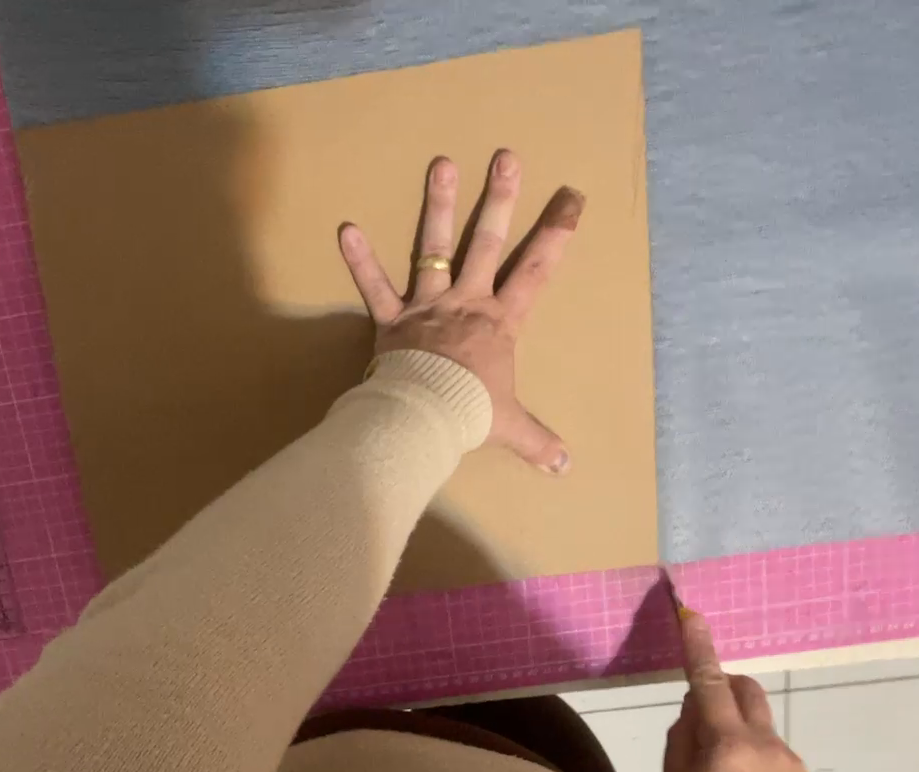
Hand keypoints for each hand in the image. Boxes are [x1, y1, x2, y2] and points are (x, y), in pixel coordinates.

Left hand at [336, 150, 582, 474]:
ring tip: (441, 164)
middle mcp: (466, 303)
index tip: (572, 197)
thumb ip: (537, 441)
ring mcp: (427, 306)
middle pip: (487, 244)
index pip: (536, 273)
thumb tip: (566, 468)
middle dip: (500, 200)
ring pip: (435, 249)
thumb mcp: (509, 425)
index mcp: (499, 323)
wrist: (427, 418)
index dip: (556, 236)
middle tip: (506, 157)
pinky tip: (345, 229)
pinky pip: (374, 287)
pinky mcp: (392, 319)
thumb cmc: (470, 414)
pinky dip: (360, 261)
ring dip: (438, 207)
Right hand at [663, 604, 824, 771]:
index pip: (708, 681)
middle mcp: (762, 741)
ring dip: (736, 726)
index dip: (698, 646)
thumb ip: (681, 740)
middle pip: (744, 688)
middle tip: (702, 714)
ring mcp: (788, 758)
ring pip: (757, 720)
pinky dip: (752, 752)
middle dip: (724, 685)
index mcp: (725, 743)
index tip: (692, 615)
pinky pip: (771, 747)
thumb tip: (693, 710)